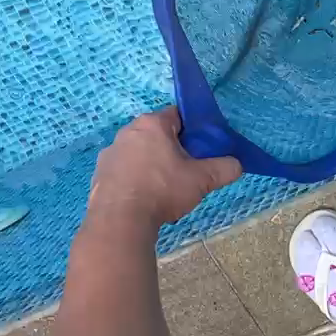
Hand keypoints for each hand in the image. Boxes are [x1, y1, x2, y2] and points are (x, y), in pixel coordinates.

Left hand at [85, 107, 240, 231]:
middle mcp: (127, 131)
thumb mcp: (203, 179)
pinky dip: (137, 178)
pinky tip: (147, 197)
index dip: (195, 130)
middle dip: (175, 148)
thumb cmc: (163, 189)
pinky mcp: (99, 173)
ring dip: (155, 163)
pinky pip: (126, 169)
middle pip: (159, 134)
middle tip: (189, 169)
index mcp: (152, 124)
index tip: (203, 148)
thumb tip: (237, 165)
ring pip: (141, 152)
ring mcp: (110, 152)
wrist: (120, 221)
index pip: (179, 115)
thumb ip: (225, 168)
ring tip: (167, 187)